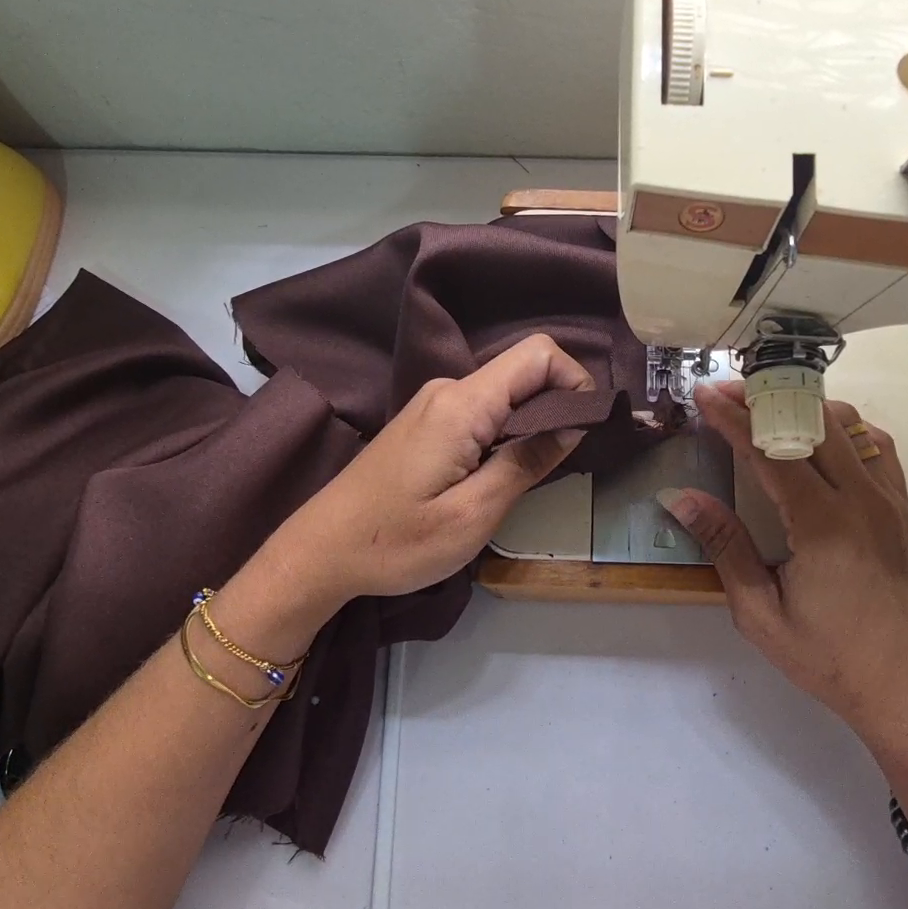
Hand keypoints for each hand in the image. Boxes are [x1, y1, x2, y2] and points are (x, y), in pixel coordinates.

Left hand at [245, 334, 593, 610]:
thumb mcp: (472, 515)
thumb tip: (573, 427)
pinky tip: (502, 472)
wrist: (318, 552)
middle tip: (569, 460)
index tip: (589, 429)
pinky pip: (482, 410)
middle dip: (559, 405)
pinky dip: (507, 432)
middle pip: (523, 372)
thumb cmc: (396, 541)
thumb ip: (526, 463)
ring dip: (532, 423)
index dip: (576, 381)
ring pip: (504, 394)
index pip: (538, 355)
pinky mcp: (425, 424)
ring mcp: (432, 405)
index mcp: (461, 405)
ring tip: (538, 473)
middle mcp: (447, 391)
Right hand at [659, 381, 907, 752]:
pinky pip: (877, 447)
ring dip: (803, 407)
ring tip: (765, 407)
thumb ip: (725, 548)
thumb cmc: (830, 660)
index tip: (704, 392)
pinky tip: (820, 437)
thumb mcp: (761, 614)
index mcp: (825, 524)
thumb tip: (680, 497)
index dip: (734, 417)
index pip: (772, 450)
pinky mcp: (905, 509)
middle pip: (812, 423)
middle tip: (726, 392)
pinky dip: (843, 429)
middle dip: (766, 399)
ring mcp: (891, 500)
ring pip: (849, 426)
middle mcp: (863, 499)